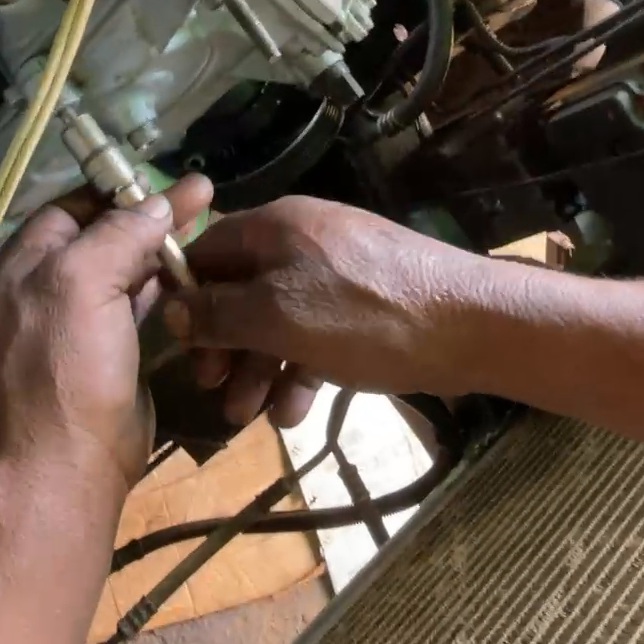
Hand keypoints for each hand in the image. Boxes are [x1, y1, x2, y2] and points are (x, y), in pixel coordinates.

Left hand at [0, 174, 213, 491]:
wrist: (68, 464)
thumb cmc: (66, 365)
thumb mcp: (84, 283)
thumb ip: (120, 234)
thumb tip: (159, 200)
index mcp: (26, 264)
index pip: (74, 207)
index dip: (117, 191)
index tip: (164, 180)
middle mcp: (47, 287)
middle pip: (102, 236)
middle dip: (148, 218)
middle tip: (201, 198)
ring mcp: (76, 321)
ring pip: (122, 270)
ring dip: (160, 251)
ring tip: (206, 226)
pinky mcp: (106, 350)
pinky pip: (135, 305)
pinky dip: (163, 287)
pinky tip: (192, 273)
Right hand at [165, 196, 494, 424]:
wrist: (472, 325)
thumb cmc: (361, 314)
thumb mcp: (277, 316)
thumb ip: (218, 313)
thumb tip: (171, 311)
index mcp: (274, 226)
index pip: (208, 250)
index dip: (186, 296)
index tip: (176, 345)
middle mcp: (300, 241)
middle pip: (242, 291)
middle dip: (224, 344)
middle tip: (212, 388)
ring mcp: (334, 273)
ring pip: (277, 319)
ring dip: (258, 367)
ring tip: (247, 418)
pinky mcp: (362, 305)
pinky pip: (315, 332)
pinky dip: (300, 369)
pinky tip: (294, 413)